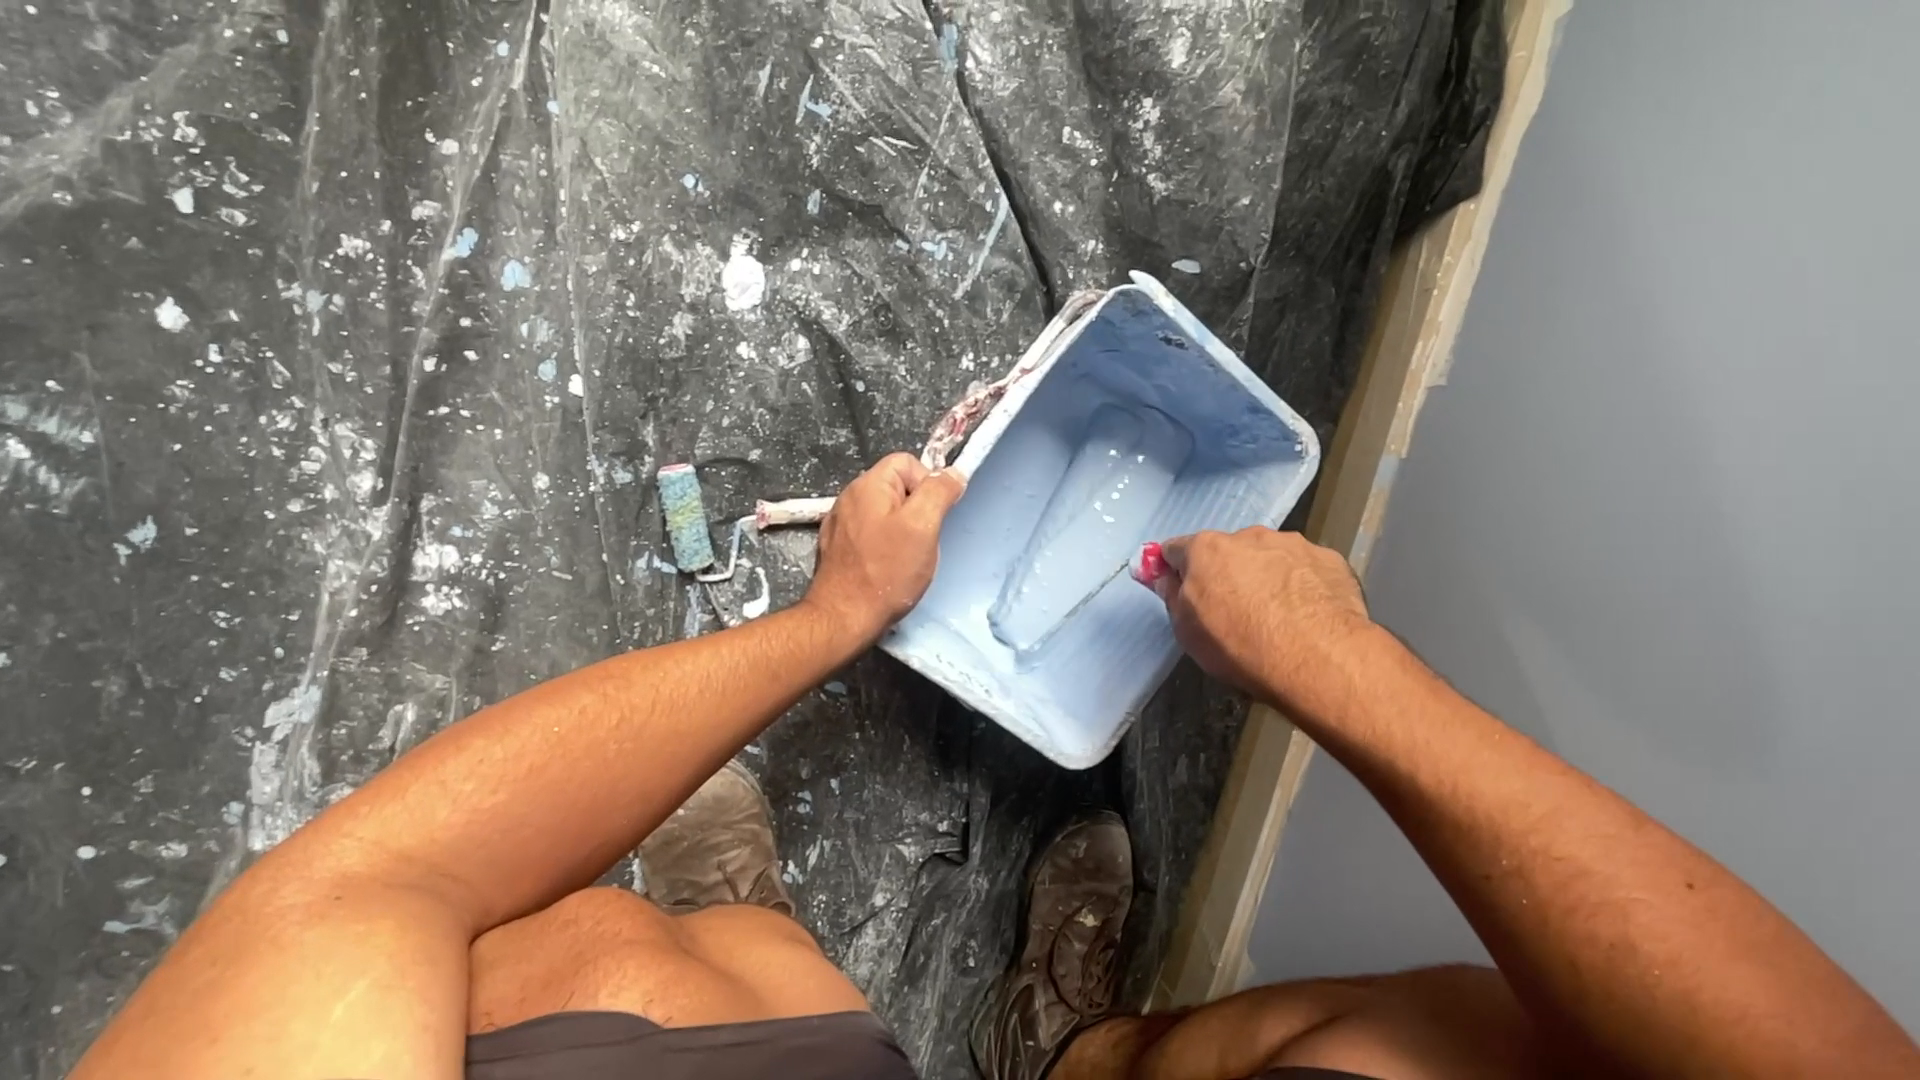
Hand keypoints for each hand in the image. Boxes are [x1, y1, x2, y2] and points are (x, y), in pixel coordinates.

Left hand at [805, 453, 966, 640]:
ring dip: (901, 530)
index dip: (928, 484)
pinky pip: (870, 532)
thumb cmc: (887, 572)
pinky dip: (883, 545)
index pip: (908, 462)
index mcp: (868, 484)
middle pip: (896, 487)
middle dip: (916, 510)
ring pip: (885, 512)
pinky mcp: (838, 546)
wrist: (844, 617)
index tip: (932, 517)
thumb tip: (952, 474)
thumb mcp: (923, 526)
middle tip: (921, 540)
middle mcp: (849, 497)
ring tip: (905, 557)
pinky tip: (885, 567)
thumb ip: (939, 492)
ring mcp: (840, 522)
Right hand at [1156, 529, 1373, 712]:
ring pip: (1270, 557)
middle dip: (1226, 573)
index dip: (1173, 569)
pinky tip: (1307, 616)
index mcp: (1206, 549)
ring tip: (1277, 618)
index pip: (1176, 549)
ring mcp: (1293, 545)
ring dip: (1266, 577)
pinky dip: (1302, 586)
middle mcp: (1249, 536)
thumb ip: (1173, 596)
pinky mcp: (1329, 560)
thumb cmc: (1241, 645)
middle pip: (1227, 551)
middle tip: (1233, 611)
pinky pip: (1306, 569)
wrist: (1317, 657)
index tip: (1177, 588)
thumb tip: (1165, 578)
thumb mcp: (1187, 630)